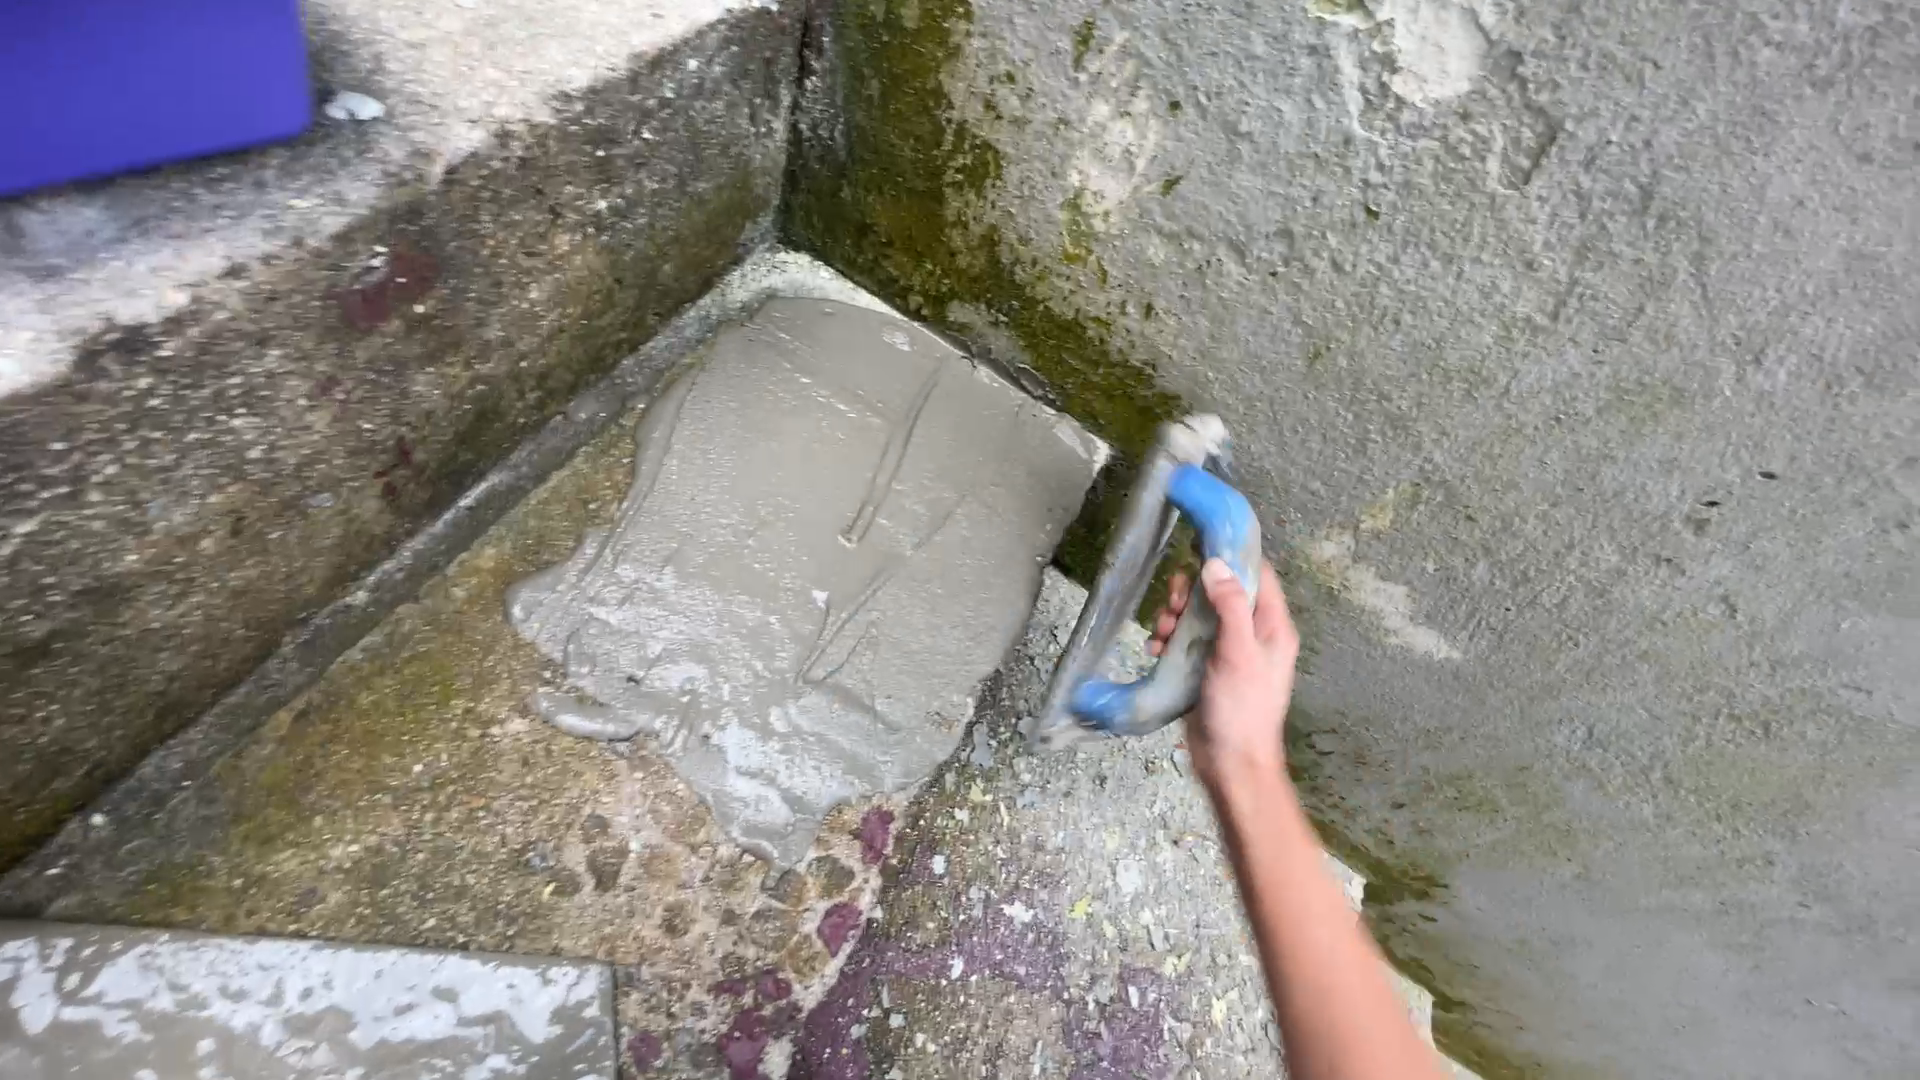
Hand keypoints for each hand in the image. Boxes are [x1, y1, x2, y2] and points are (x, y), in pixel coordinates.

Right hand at [1148, 558, 1297, 784]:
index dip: (1230, 558)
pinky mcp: (1203, 668)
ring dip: (1175, 618)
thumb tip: (1216, 564)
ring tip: (1161, 634)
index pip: (1256, 575)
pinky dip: (1167, 641)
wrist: (1230, 764)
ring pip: (1197, 616)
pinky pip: (1183, 641)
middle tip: (1174, 604)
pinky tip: (1155, 650)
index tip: (1198, 547)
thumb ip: (1230, 606)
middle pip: (1219, 593)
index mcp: (1271, 627)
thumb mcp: (1238, 652)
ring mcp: (1225, 652)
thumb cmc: (1242, 709)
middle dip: (1192, 594)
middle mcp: (1251, 634)